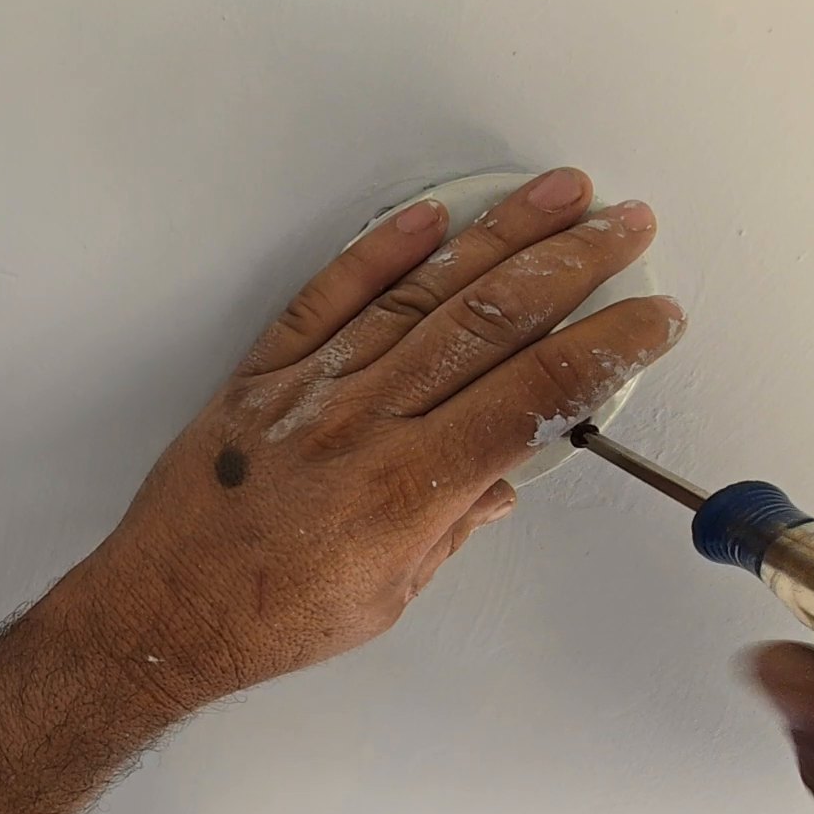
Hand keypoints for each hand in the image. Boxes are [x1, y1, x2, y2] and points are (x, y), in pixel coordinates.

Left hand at [70, 168, 686, 701]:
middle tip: (626, 226)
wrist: (163, 611)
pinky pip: (322, 303)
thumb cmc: (263, 618)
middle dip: (570, 264)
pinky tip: (424, 221)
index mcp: (404, 490)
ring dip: (494, 239)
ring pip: (414, 298)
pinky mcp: (255, 382)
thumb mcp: (383, 596)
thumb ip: (447, 529)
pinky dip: (374, 257)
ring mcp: (303, 395)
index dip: (608, 348)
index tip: (650, 319)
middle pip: (486, 324)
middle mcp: (358, 428)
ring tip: (555, 196)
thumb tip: (499, 481)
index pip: (534, 397)